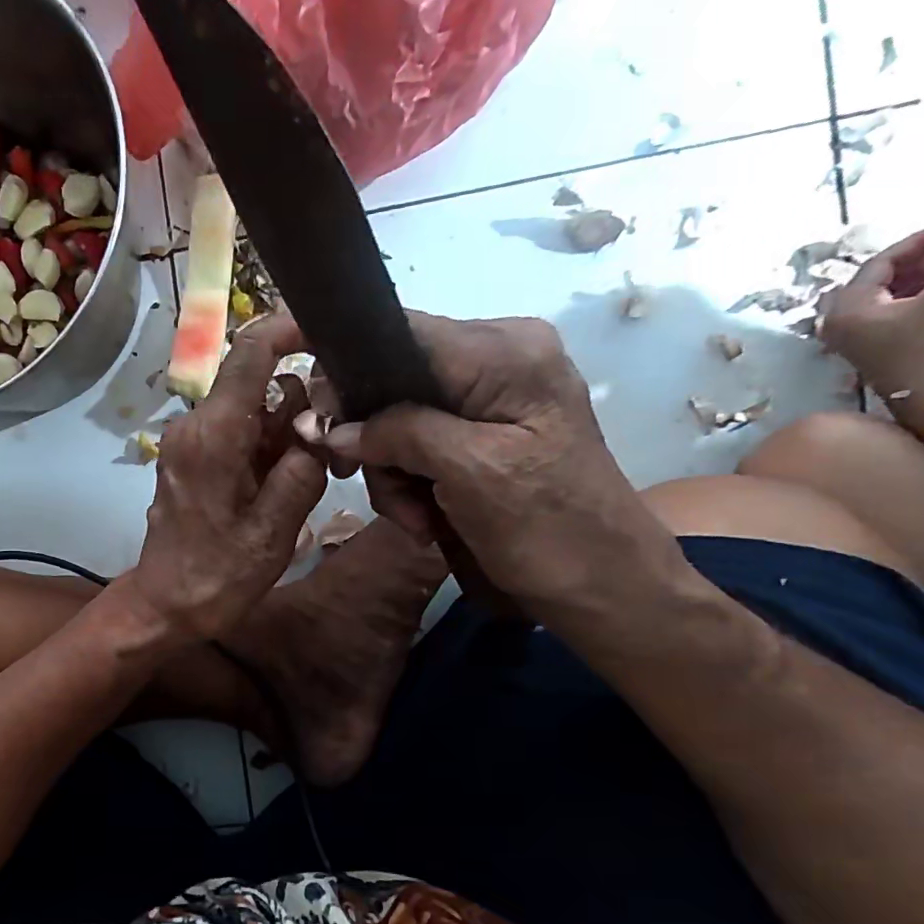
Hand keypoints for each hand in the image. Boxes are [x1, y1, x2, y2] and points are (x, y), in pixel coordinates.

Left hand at [125, 316, 325, 639]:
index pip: (249, 352)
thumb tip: (320, 422)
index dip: (288, 329)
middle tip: (329, 453)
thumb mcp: (273, 530)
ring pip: (250, 407)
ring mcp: (190, 439)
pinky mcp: (191, 455)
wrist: (165, 605)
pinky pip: (237, 430)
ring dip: (285, 431)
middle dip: (300, 404)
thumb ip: (302, 467)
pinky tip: (280, 483)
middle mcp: (195, 425)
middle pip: (256, 381)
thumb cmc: (218, 575)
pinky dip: (266, 445)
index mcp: (214, 435)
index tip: (327, 332)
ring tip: (306, 478)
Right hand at [320, 314, 683, 616]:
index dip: (346, 366)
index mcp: (504, 351)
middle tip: (356, 477)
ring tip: (413, 516)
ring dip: (391, 470)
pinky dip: (409, 477)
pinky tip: (425, 514)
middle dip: (373, 436)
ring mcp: (492, 392)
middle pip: (392, 377)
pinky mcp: (485, 427)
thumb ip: (400, 434)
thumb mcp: (470, 474)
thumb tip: (334, 428)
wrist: (607, 591)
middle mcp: (497, 355)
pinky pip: (419, 437)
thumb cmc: (549, 531)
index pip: (398, 331)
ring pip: (398, 414)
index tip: (316, 416)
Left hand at [819, 223, 923, 396]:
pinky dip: (908, 294)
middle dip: (917, 261)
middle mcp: (835, 321)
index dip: (917, 243)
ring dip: (915, 277)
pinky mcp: (863, 344)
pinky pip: (882, 309)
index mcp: (844, 309)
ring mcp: (846, 334)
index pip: (877, 264)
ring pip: (880, 293)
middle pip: (876, 278)